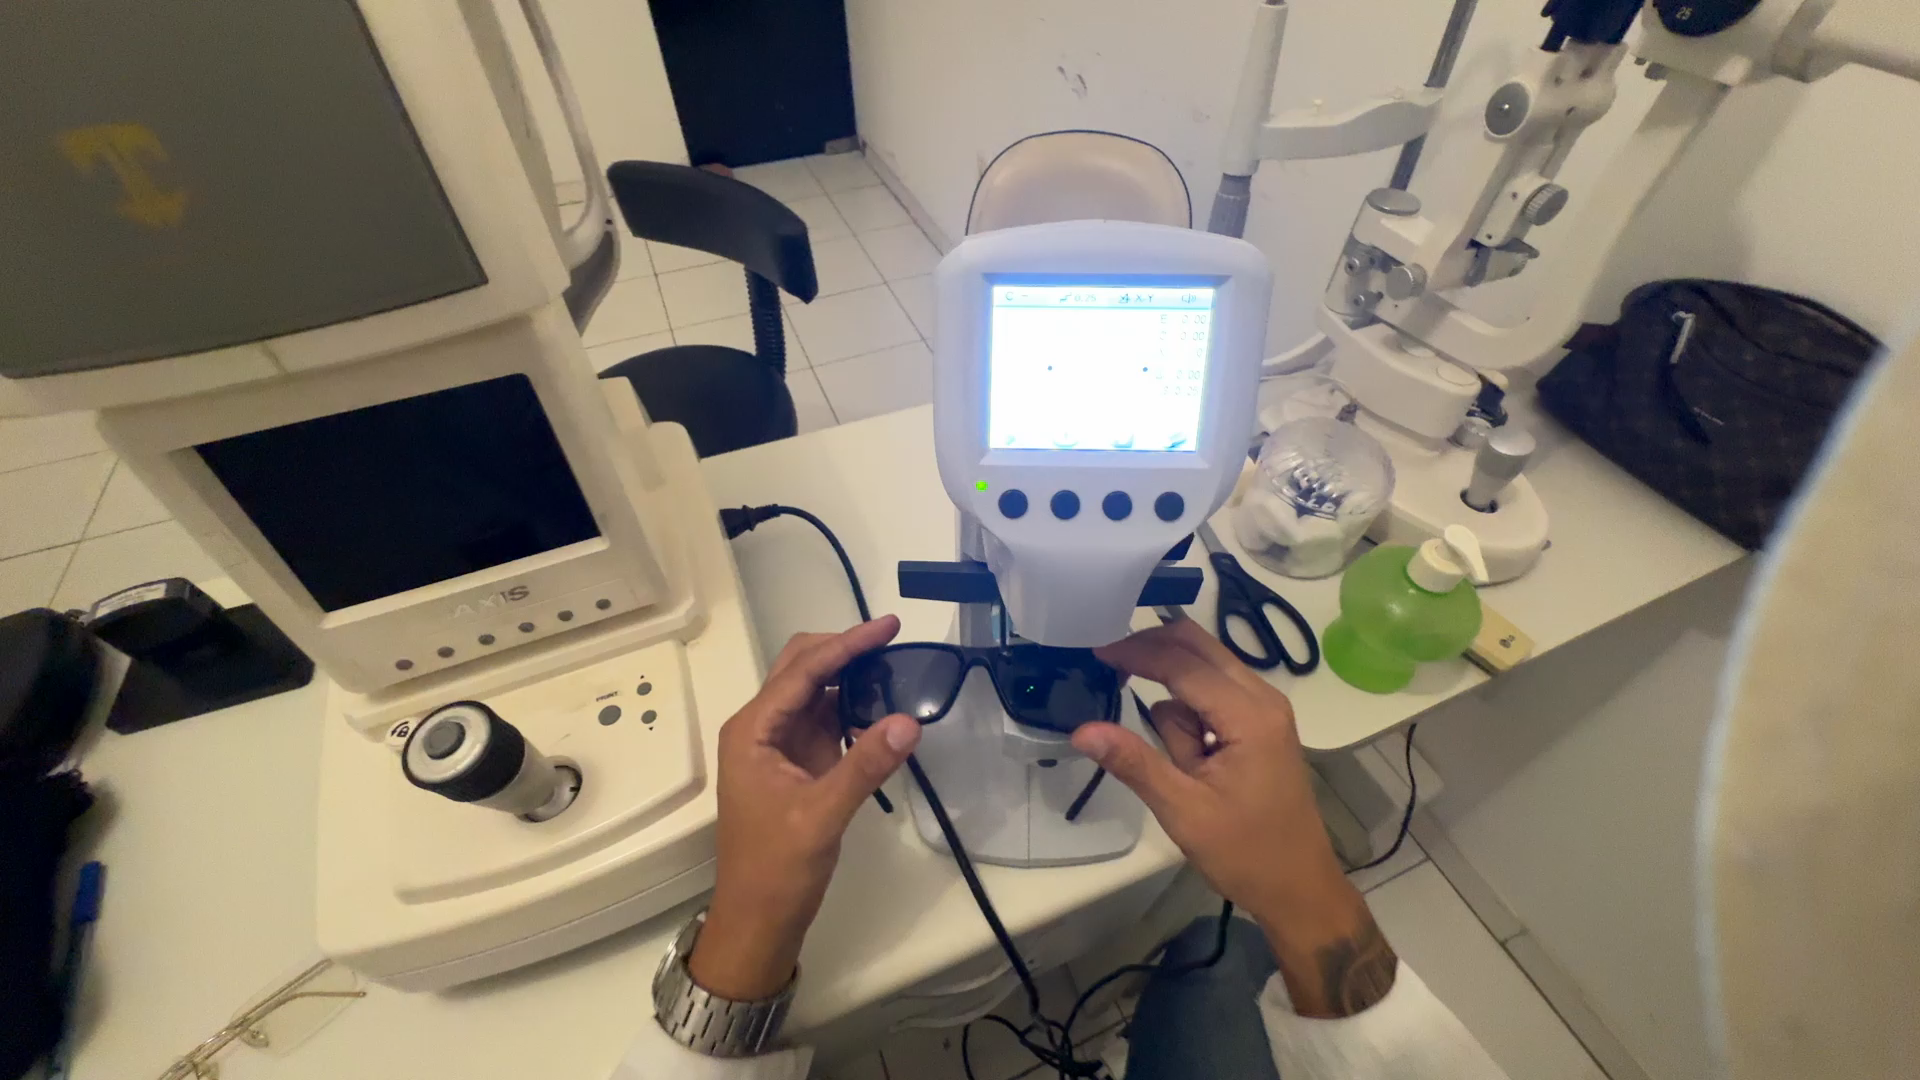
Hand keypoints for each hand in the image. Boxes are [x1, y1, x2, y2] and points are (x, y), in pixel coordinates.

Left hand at [688, 616, 920, 1000]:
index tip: (888, 626)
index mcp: (754, 730)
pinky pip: (827, 717)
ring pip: (816, 689)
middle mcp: (763, 726)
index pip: (803, 670)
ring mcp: (781, 743)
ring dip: (850, 673)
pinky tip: (882, 705)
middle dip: (844, 648)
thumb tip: (909, 722)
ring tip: (894, 664)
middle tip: (891, 638)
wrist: (758, 920)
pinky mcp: (800, 760)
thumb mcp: (820, 817)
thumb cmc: (775, 870)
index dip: (847, 644)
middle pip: (803, 667)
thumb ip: (864, 766)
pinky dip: (854, 704)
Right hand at [1073, 616, 1397, 1018]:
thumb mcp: (1183, 811)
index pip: (1183, 664)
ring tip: (1176, 759)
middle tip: (1109, 664)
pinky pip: (1213, 691)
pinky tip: (1186, 755)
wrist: (1300, 889)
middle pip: (1198, 646)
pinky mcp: (1260, 722)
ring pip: (1205, 666)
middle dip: (1153, 649)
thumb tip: (1081, 730)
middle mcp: (1262, 698)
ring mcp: (1264, 708)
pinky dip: (1187, 706)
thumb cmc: (1245, 853)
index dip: (1136, 653)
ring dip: (1173, 692)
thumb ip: (1134, 762)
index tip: (1095, 653)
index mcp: (1248, 716)